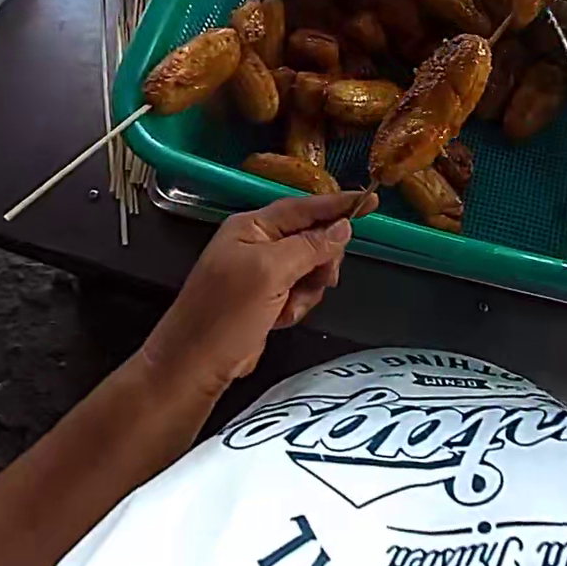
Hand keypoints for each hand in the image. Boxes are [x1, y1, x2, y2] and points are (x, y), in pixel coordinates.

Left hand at [141, 190, 377, 390]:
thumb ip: (311, 246)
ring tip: (289, 306)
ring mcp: (264, 272)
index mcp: (252, 226)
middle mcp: (259, 243)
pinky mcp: (269, 297)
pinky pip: (303, 290)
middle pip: (314, 238)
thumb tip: (344, 227)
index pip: (305, 207)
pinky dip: (298, 304)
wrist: (195, 366)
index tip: (371, 199)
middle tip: (323, 279)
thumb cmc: (226, 314)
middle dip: (321, 261)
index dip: (339, 204)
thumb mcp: (270, 273)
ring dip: (309, 289)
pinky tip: (281, 318)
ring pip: (313, 267)